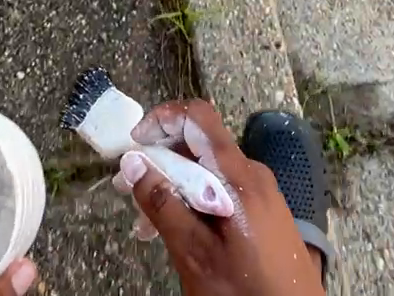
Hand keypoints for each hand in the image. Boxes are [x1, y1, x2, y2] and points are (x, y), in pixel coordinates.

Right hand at [115, 100, 324, 295]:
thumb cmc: (246, 293)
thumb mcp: (196, 255)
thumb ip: (163, 206)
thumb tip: (131, 161)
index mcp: (239, 176)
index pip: (198, 116)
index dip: (161, 118)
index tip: (135, 144)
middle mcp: (252, 173)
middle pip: (199, 142)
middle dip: (159, 158)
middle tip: (129, 189)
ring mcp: (261, 192)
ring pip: (207, 169)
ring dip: (173, 183)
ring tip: (147, 221)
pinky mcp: (264, 211)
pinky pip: (221, 188)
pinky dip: (194, 198)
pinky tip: (178, 230)